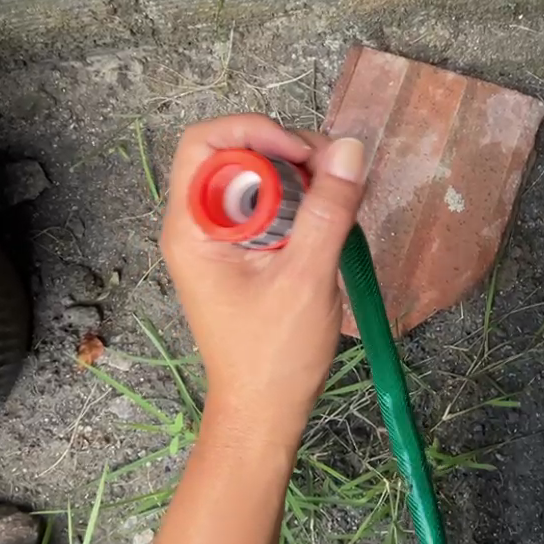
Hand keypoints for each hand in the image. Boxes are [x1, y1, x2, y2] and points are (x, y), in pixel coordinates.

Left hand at [159, 115, 367, 445]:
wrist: (265, 412)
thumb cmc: (275, 354)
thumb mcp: (307, 277)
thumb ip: (328, 210)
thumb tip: (350, 148)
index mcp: (193, 227)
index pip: (206, 142)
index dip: (255, 131)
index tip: (304, 155)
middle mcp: (200, 224)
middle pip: (237, 152)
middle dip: (289, 152)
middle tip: (335, 176)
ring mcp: (224, 237)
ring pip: (260, 176)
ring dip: (303, 176)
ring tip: (339, 200)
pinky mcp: (247, 251)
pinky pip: (273, 204)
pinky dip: (305, 200)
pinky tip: (331, 219)